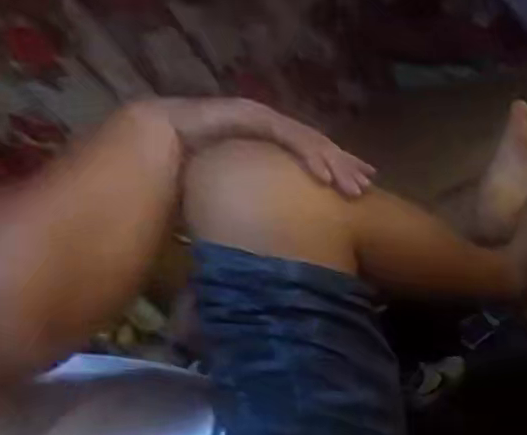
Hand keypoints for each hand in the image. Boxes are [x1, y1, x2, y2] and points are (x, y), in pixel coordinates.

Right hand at [158, 98, 376, 196]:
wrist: (158, 147)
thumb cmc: (205, 173)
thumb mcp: (255, 189)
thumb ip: (278, 197)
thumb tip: (305, 226)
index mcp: (275, 142)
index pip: (317, 153)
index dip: (343, 166)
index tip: (368, 185)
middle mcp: (272, 126)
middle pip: (319, 145)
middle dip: (345, 167)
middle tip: (366, 188)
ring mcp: (260, 117)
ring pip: (308, 140)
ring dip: (333, 164)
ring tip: (351, 188)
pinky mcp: (247, 115)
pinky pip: (285, 135)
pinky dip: (307, 155)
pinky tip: (323, 176)